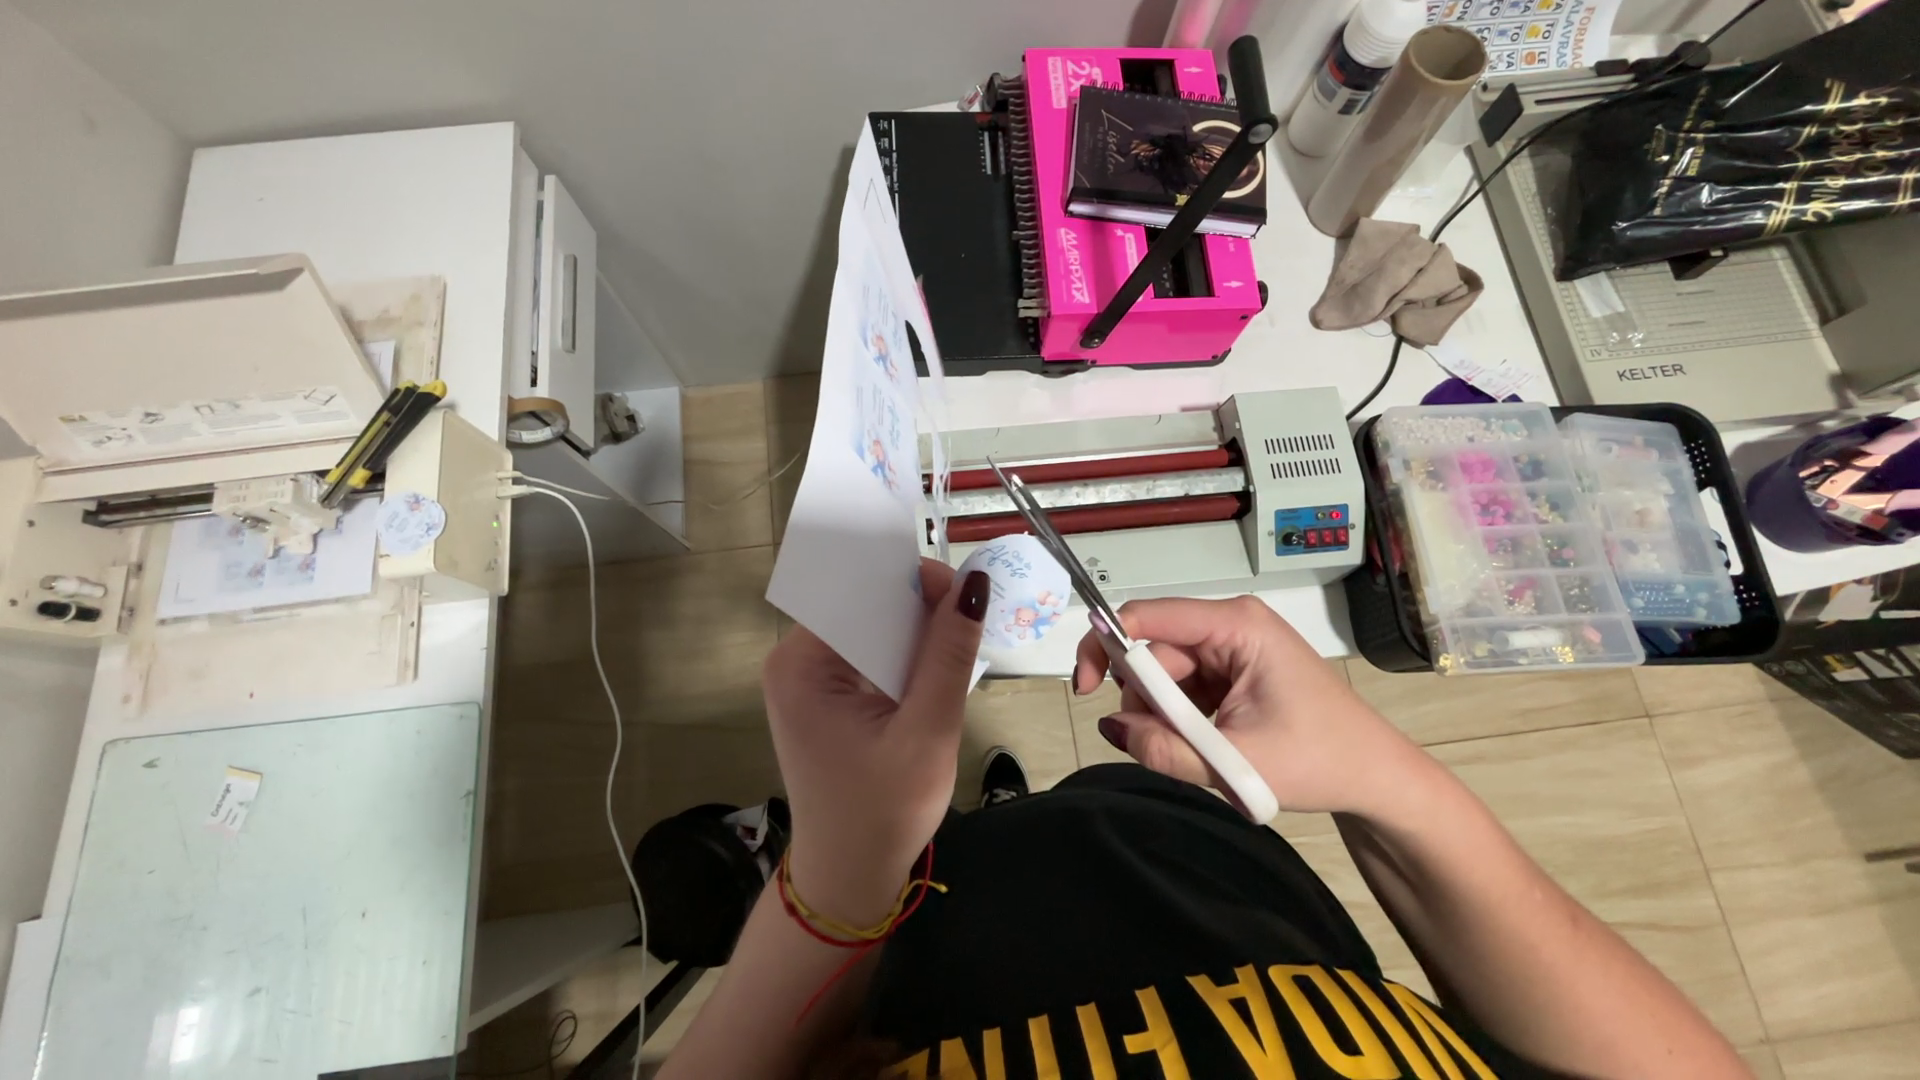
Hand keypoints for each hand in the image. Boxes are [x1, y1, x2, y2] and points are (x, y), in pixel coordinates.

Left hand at [762, 559, 989, 925]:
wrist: (850, 879)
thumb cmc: (883, 812)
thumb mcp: (926, 730)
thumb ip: (948, 653)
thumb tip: (974, 584)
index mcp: (800, 665)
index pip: (855, 592)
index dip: (909, 580)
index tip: (961, 590)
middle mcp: (794, 662)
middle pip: (862, 607)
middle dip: (917, 605)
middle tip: (971, 614)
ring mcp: (808, 681)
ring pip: (871, 630)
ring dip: (916, 631)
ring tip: (961, 636)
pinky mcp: (826, 698)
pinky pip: (869, 656)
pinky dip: (905, 655)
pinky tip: (938, 662)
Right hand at [1073, 596, 1421, 816]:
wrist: (1374, 777)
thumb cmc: (1321, 761)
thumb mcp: (1236, 763)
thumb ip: (1164, 748)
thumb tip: (1109, 726)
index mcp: (1237, 625)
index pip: (1149, 616)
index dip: (1106, 644)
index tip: (1083, 688)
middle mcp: (1229, 625)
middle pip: (1153, 648)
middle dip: (1141, 696)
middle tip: (1154, 744)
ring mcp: (1231, 647)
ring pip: (1164, 671)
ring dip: (1160, 712)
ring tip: (1192, 752)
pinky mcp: (1231, 670)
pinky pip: (1182, 686)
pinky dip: (1178, 717)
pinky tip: (1202, 743)